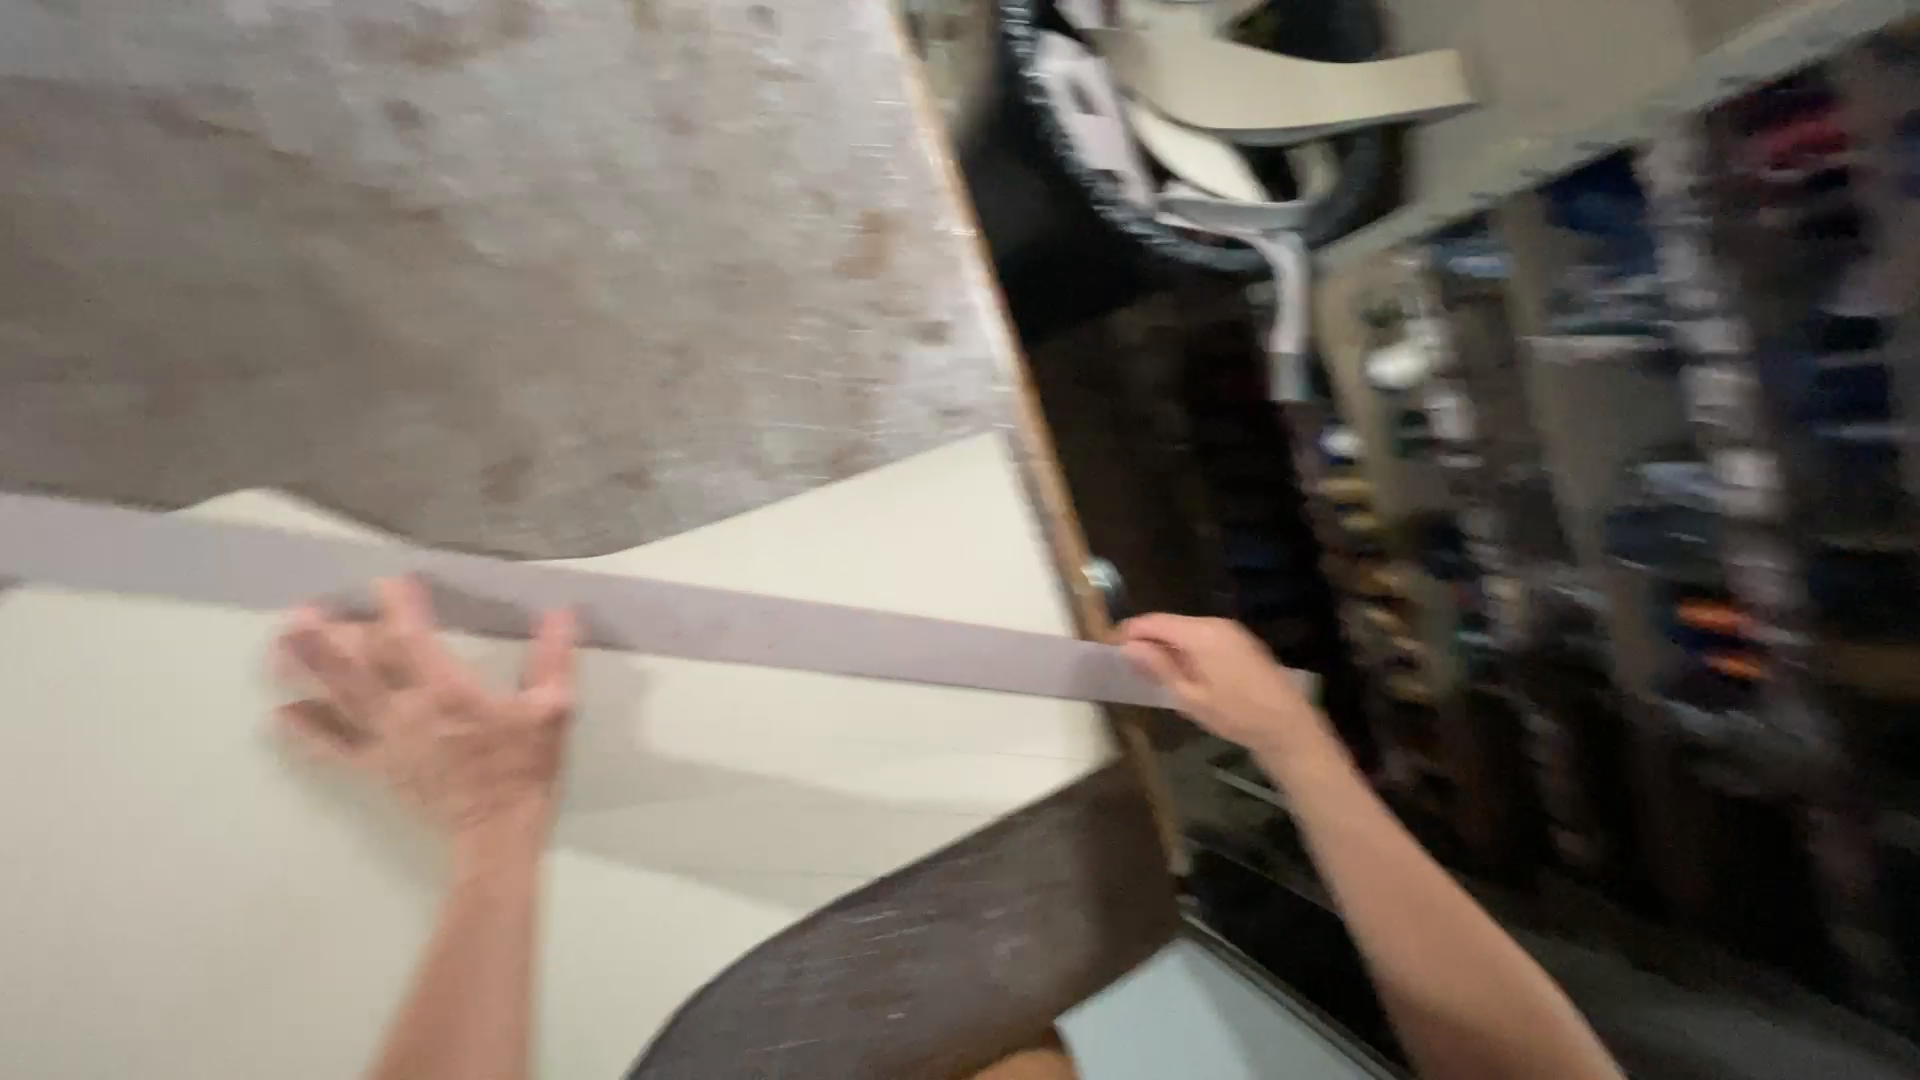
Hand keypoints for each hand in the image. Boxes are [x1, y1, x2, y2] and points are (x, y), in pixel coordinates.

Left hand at [274, 577, 577, 846]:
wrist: (498, 830)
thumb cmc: (526, 766)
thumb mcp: (552, 710)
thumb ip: (554, 660)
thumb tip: (561, 614)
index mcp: (448, 693)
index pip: (412, 641)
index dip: (399, 609)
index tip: (390, 582)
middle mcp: (406, 712)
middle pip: (360, 668)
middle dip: (330, 638)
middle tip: (300, 610)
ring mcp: (385, 742)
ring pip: (340, 699)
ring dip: (308, 671)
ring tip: (279, 644)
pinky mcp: (377, 767)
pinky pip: (334, 748)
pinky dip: (307, 730)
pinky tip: (283, 713)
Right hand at [1118, 614, 1331, 759]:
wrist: (1289, 727)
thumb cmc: (1236, 715)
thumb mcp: (1190, 697)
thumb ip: (1158, 667)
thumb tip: (1128, 647)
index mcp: (1200, 634)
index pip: (1153, 622)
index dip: (1129, 632)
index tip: (1111, 648)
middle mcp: (1215, 624)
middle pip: (1169, 623)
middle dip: (1147, 640)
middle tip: (1130, 665)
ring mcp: (1231, 631)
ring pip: (1186, 630)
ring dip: (1167, 645)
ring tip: (1153, 672)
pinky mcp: (1240, 642)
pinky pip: (1203, 636)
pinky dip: (1186, 648)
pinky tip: (1183, 672)